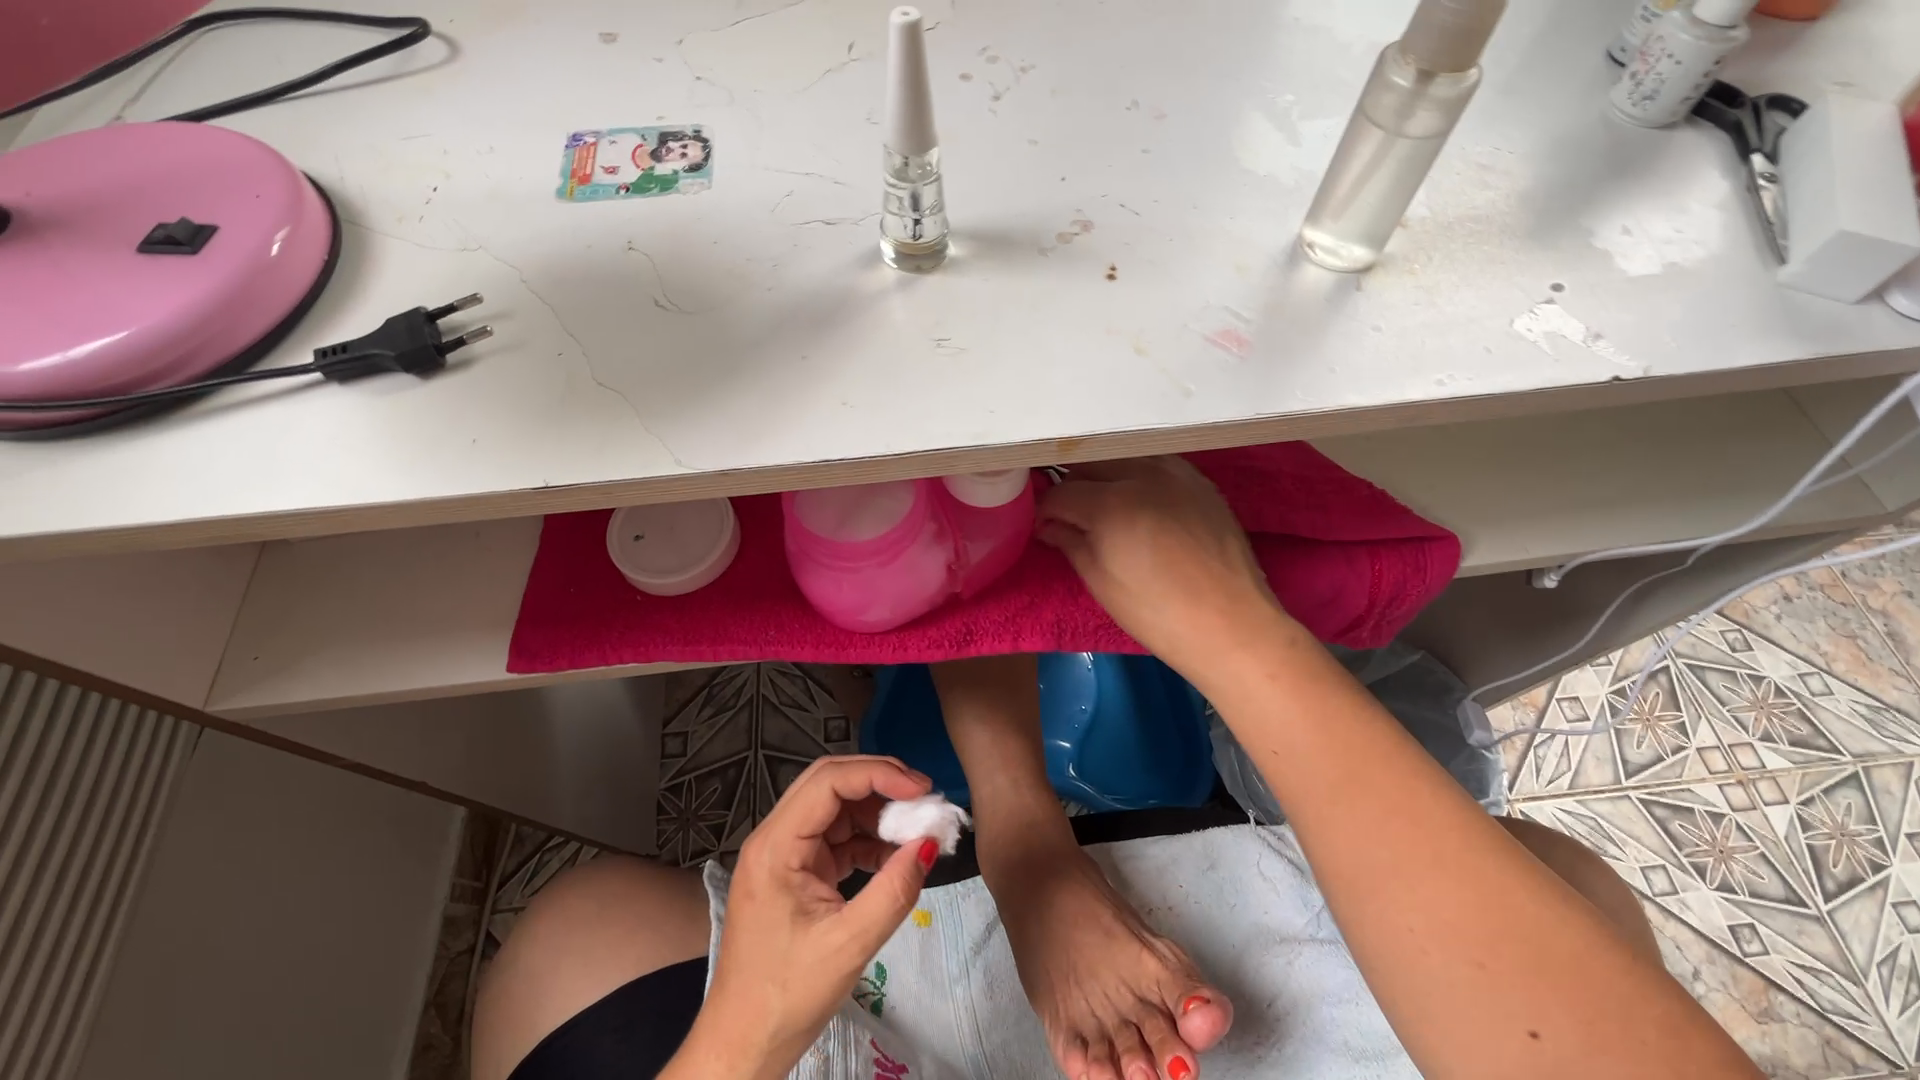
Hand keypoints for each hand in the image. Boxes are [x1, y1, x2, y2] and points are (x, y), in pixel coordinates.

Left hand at [690, 756, 937, 1077]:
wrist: (744, 1042)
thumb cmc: (788, 994)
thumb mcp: (849, 944)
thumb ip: (894, 889)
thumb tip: (930, 843)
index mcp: (775, 846)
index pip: (828, 781)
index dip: (878, 773)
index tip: (923, 788)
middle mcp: (775, 839)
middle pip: (829, 785)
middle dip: (879, 782)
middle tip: (925, 796)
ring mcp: (784, 856)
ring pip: (835, 810)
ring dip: (877, 812)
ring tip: (918, 825)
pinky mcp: (796, 875)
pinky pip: (836, 840)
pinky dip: (868, 841)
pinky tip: (897, 855)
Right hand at [1039, 456, 1292, 675]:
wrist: (1230, 624)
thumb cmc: (1157, 614)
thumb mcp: (1101, 582)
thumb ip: (1071, 543)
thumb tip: (1050, 525)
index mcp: (1111, 503)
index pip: (1061, 492)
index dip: (1044, 510)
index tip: (1042, 527)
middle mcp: (1143, 475)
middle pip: (1090, 464)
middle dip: (1072, 487)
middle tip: (1068, 516)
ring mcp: (1176, 473)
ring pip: (1124, 458)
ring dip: (1105, 476)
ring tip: (1102, 506)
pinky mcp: (1200, 482)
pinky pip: (1156, 464)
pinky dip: (1138, 476)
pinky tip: (1138, 501)